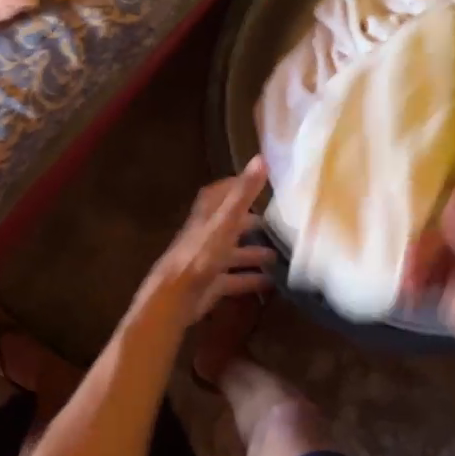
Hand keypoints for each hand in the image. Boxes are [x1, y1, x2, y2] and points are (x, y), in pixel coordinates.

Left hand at [143, 157, 276, 322]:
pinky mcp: (211, 283)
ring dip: (254, 252)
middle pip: (229, 223)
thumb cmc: (200, 254)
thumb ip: (243, 193)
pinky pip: (235, 279)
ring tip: (279, 254)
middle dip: (250, 221)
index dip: (237, 185)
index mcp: (207, 215)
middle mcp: (207, 234)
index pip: (220, 192)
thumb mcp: (225, 221)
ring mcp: (208, 260)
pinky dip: (251, 279)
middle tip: (278, 222)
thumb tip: (260, 158)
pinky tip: (271, 282)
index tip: (260, 181)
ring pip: (234, 252)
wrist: (175, 296)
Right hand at [401, 191, 454, 391]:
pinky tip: (402, 297)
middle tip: (401, 278)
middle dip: (412, 259)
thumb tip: (453, 190)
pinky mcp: (453, 303)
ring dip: (409, 274)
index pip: (441, 229)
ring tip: (401, 290)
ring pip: (425, 267)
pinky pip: (427, 288)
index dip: (421, 238)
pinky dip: (412, 290)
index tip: (405, 254)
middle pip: (429, 247)